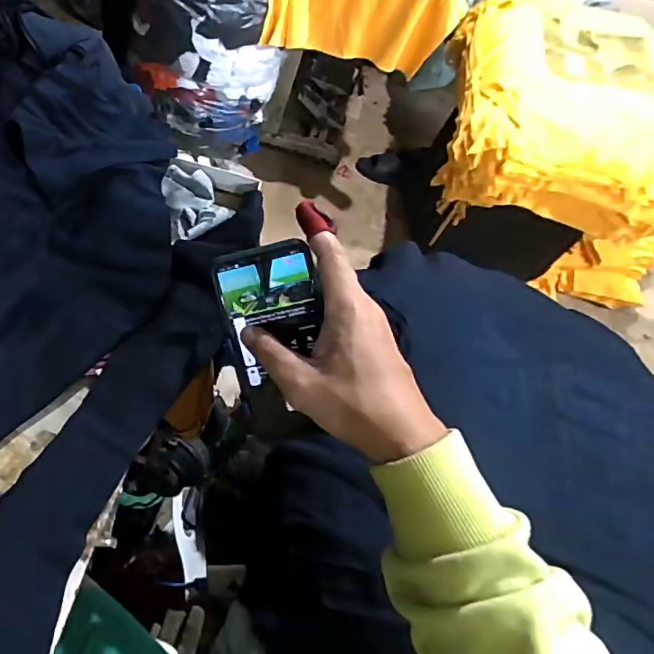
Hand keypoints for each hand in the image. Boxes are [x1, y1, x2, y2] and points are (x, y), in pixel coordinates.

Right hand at [241, 224, 447, 464]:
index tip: (300, 215)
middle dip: (298, 272)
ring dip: (308, 296)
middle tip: (264, 279)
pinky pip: (344, 312)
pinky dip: (320, 312)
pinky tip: (300, 332)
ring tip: (275, 306)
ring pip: (337, 295)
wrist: (404, 438)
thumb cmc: (353, 405)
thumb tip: (249, 329)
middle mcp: (364, 307)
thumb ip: (270, 352)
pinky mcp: (375, 339)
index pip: (332, 257)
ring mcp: (374, 323)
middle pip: (330, 274)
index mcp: (348, 308)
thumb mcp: (300, 383)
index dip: (315, 234)